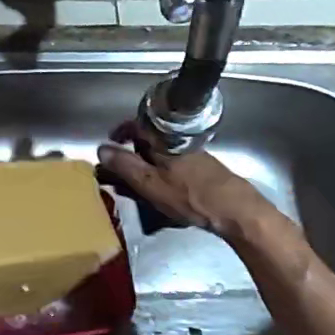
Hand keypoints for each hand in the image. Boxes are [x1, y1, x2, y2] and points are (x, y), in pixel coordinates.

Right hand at [97, 140, 290, 243]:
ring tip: (133, 187)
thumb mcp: (149, 183)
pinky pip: (169, 165)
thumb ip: (124, 165)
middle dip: (128, 155)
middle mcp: (175, 141)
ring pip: (157, 154)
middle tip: (115, 174)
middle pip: (145, 141)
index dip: (119, 133)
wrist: (233, 208)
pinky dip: (157, 174)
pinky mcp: (198, 168)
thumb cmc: (189, 195)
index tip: (108, 146)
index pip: (134, 125)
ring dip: (142, 167)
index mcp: (162, 139)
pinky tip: (157, 192)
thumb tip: (101, 148)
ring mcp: (189, 154)